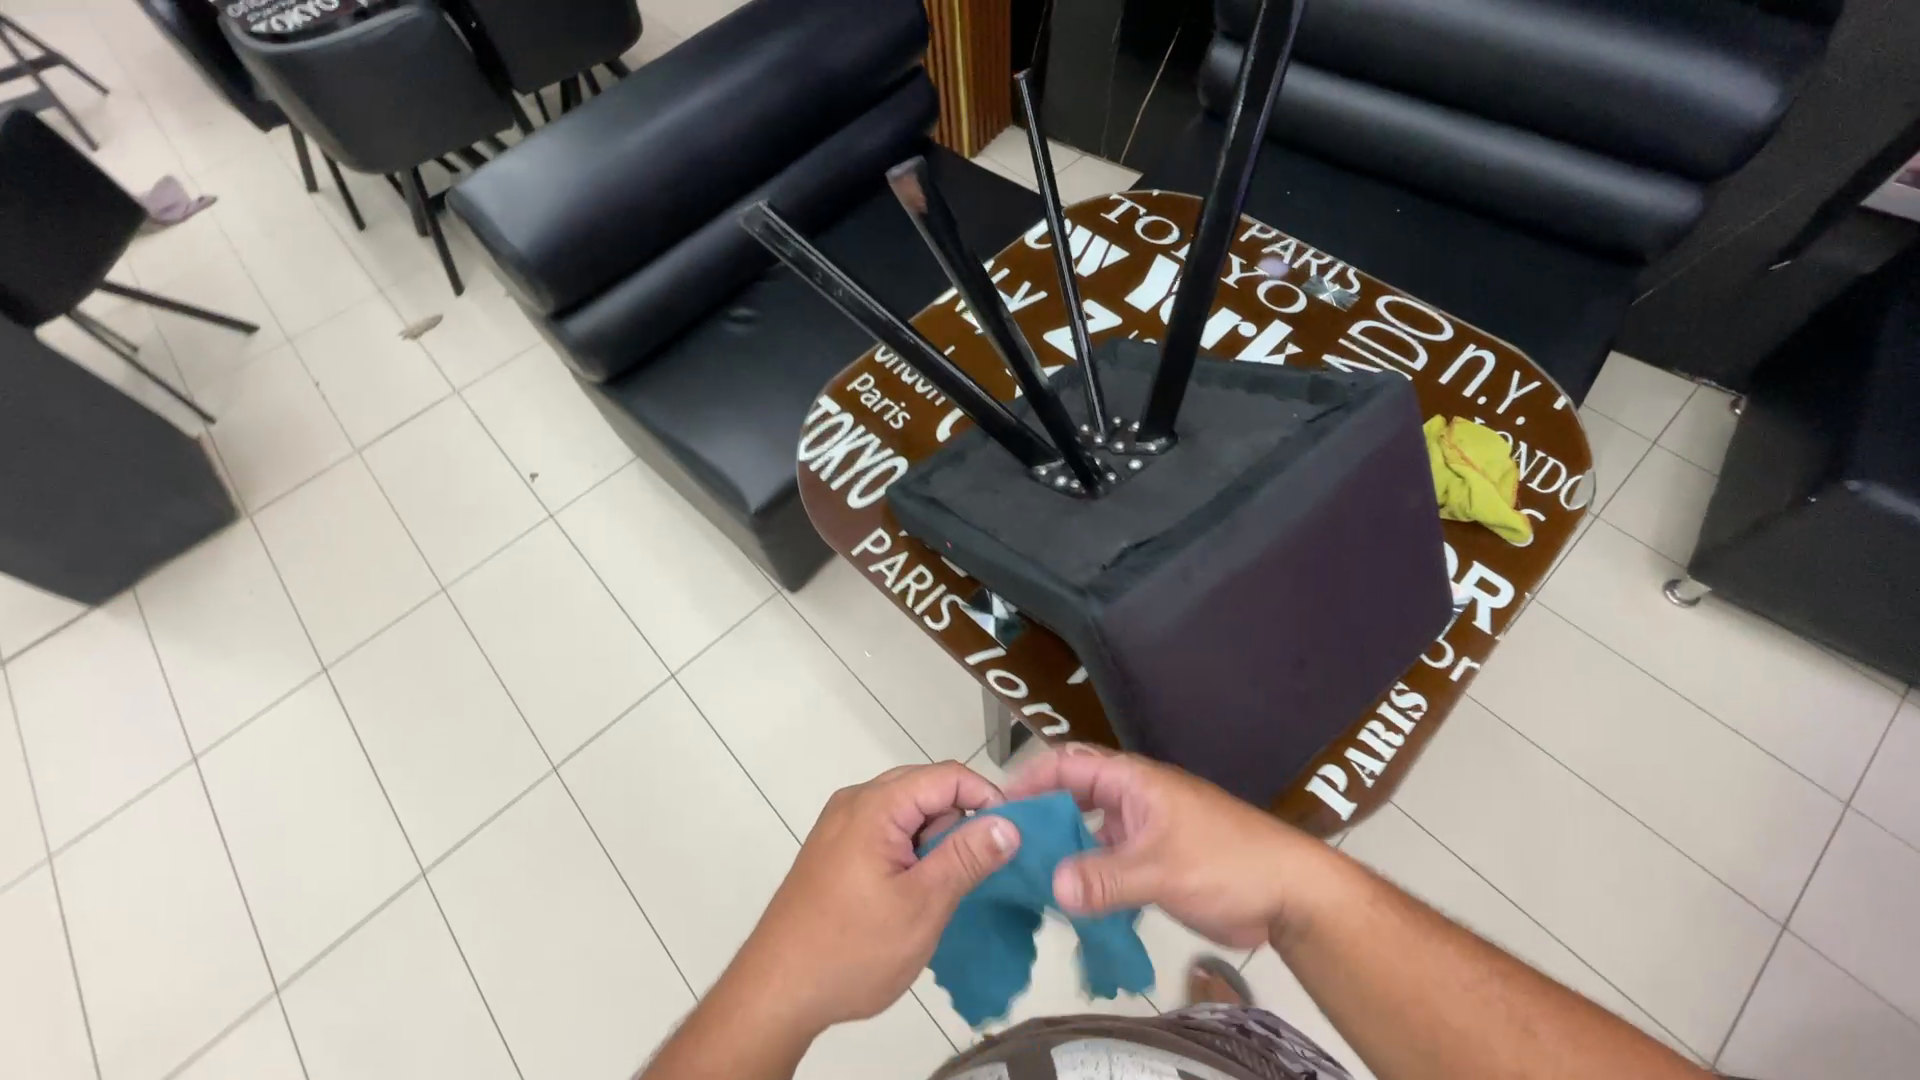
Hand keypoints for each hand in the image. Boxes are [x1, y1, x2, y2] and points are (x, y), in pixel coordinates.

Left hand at [724, 762, 1021, 1036]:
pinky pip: (888, 830)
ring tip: (942, 889)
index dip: (987, 798)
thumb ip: (967, 857)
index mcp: (876, 804)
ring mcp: (842, 824)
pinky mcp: (836, 848)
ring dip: (936, 840)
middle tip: (978, 869)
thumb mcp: (922, 905)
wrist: (775, 992)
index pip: (947, 776)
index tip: (1013, 837)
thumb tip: (1009, 823)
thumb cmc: (851, 949)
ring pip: (909, 812)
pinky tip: (915, 890)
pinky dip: (912, 850)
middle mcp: (856, 801)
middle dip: (960, 821)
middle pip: (928, 789)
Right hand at [1006, 745, 1321, 947]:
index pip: (1068, 764)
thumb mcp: (1162, 868)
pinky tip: (1063, 902)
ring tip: (1022, 875)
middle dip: (1039, 817)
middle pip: (1072, 798)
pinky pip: (1104, 864)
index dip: (1031, 778)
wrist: (1288, 894)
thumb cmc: (1228, 861)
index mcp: (1132, 781)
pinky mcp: (1150, 864)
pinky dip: (1084, 878)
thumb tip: (1052, 886)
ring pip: (1086, 834)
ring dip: (1060, 851)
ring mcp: (1140, 833)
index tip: (997, 804)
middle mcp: (1130, 800)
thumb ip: (1106, 878)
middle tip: (1002, 845)